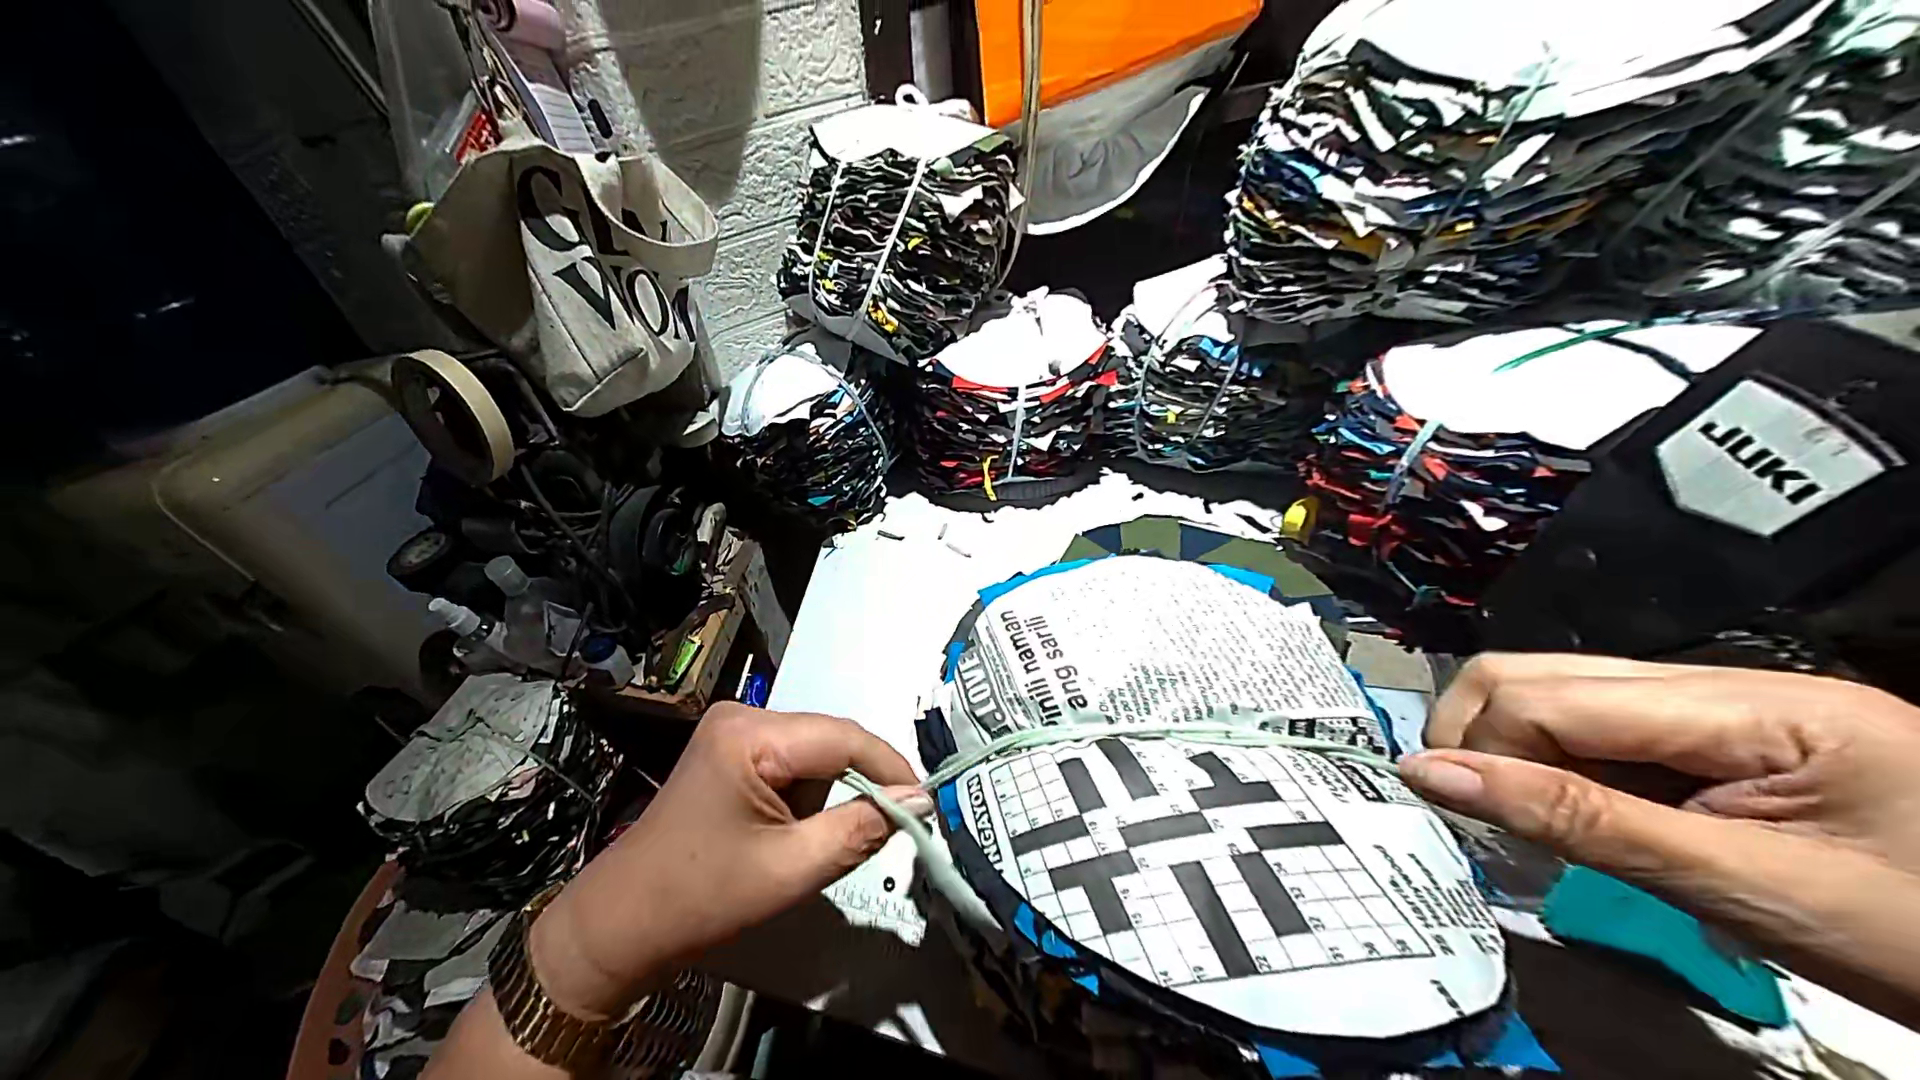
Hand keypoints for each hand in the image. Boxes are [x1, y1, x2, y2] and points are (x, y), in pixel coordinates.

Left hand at [528, 705, 925, 1019]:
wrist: (622, 923)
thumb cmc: (703, 899)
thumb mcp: (792, 870)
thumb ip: (861, 829)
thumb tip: (920, 800)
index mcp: (750, 735)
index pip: (843, 737)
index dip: (889, 767)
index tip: (924, 802)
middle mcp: (743, 715)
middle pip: (829, 739)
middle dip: (859, 783)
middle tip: (886, 826)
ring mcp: (733, 727)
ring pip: (815, 749)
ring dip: (830, 791)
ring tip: (813, 838)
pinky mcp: (731, 745)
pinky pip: (792, 757)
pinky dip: (807, 791)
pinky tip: (790, 827)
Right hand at [1398, 653, 1919, 1023]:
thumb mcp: (1756, 892)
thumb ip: (1579, 821)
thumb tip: (1429, 775)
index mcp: (1751, 704)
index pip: (1544, 697)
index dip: (1488, 753)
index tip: (1479, 823)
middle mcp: (1718, 681)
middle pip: (1529, 673)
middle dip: (1480, 739)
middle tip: (1492, 816)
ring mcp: (1710, 703)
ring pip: (1546, 691)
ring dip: (1510, 752)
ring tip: (1533, 818)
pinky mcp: (1703, 733)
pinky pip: (1586, 726)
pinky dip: (1551, 765)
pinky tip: (1577, 809)